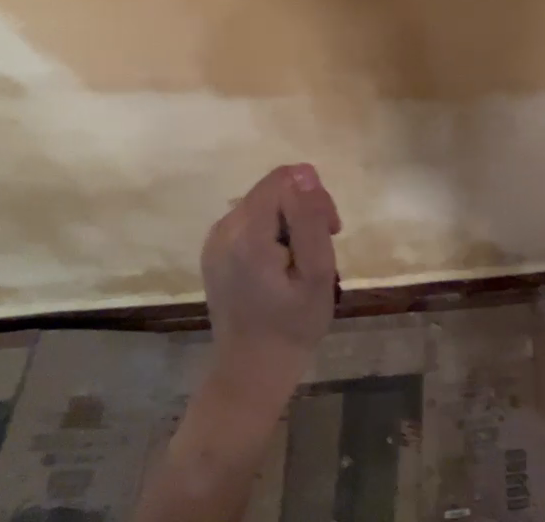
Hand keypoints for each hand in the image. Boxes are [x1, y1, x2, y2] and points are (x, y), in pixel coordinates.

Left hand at [200, 163, 341, 394]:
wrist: (252, 371)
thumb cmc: (293, 325)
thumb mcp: (318, 271)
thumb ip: (310, 218)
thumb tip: (305, 172)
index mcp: (246, 233)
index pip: (286, 179)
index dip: (315, 196)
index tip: (330, 230)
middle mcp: (222, 229)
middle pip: (274, 189)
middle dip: (304, 209)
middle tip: (322, 249)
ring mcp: (214, 242)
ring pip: (264, 204)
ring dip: (291, 222)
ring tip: (303, 261)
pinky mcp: (214, 253)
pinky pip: (251, 221)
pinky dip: (273, 234)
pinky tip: (282, 266)